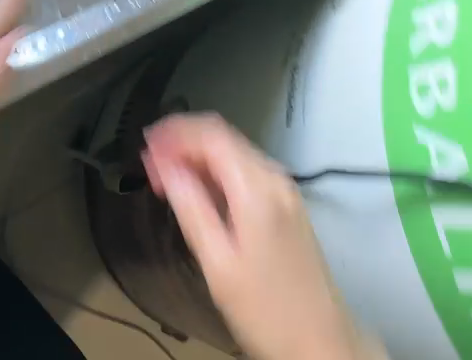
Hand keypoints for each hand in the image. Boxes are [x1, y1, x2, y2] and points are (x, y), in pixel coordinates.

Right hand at [143, 114, 377, 359]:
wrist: (324, 345)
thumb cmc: (266, 310)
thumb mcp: (219, 264)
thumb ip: (191, 208)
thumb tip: (164, 166)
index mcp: (257, 187)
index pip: (211, 135)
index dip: (175, 132)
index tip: (146, 145)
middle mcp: (274, 178)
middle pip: (223, 139)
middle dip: (184, 144)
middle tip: (150, 166)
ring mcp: (284, 190)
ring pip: (234, 153)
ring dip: (198, 158)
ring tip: (165, 178)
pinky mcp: (287, 205)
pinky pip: (246, 172)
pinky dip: (217, 173)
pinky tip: (198, 192)